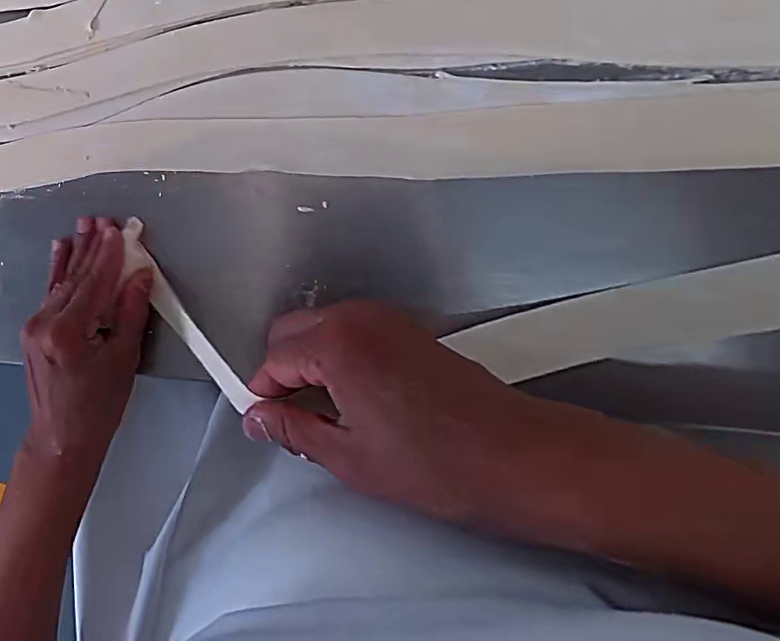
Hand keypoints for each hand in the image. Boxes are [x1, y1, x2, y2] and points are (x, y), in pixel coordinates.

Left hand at [18, 217, 153, 469]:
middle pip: (77, 277)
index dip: (110, 255)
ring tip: (87, 225)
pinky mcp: (33, 329)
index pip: (95, 283)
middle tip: (105, 221)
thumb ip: (130, 312)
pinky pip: (51, 292)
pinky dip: (59, 270)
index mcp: (67, 333)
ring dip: (78, 253)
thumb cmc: (96, 408)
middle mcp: (45, 324)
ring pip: (63, 281)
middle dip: (93, 247)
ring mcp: (35, 325)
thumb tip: (139, 276)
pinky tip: (62, 248)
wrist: (61, 440)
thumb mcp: (124, 360)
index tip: (120, 232)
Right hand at [241, 300, 686, 551]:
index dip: (262, 391)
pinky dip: (339, 352)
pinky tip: (356, 396)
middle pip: (290, 330)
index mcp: (338, 345)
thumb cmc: (447, 462)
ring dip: (309, 359)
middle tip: (288, 415)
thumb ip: (294, 430)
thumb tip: (263, 419)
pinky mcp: (404, 326)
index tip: (262, 414)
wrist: (518, 457)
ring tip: (327, 411)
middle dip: (281, 369)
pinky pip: (350, 328)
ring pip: (319, 326)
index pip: (274, 358)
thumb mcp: (351, 459)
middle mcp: (358, 319)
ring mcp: (384, 318)